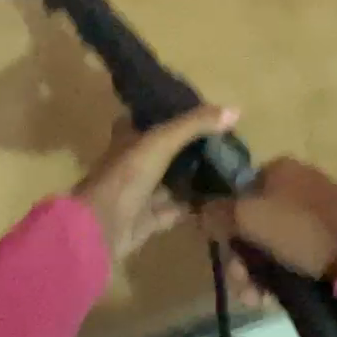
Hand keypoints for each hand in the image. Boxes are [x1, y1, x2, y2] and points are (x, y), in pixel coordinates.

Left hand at [75, 106, 237, 260]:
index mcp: (130, 135)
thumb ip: (195, 125)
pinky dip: (196, 207)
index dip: (178, 112)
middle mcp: (135, 160)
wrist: (102, 227)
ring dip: (197, 177)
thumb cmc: (127, 175)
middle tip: (229, 143)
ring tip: (232, 170)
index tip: (208, 112)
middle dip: (195, 148)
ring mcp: (141, 191)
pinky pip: (177, 209)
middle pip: (168, 150)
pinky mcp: (149, 219)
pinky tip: (222, 202)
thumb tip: (235, 109)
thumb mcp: (161, 141)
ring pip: (174, 180)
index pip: (155, 117)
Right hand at [201, 159, 336, 286]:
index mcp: (279, 168)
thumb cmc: (301, 229)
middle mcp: (297, 186)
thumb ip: (216, 213)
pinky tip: (274, 300)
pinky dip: (280, 278)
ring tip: (256, 299)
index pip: (237, 192)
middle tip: (242, 284)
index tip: (223, 252)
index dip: (225, 223)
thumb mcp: (249, 217)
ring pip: (271, 246)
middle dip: (240, 257)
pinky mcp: (331, 243)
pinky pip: (294, 259)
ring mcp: (316, 214)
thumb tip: (197, 212)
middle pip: (252, 223)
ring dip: (256, 274)